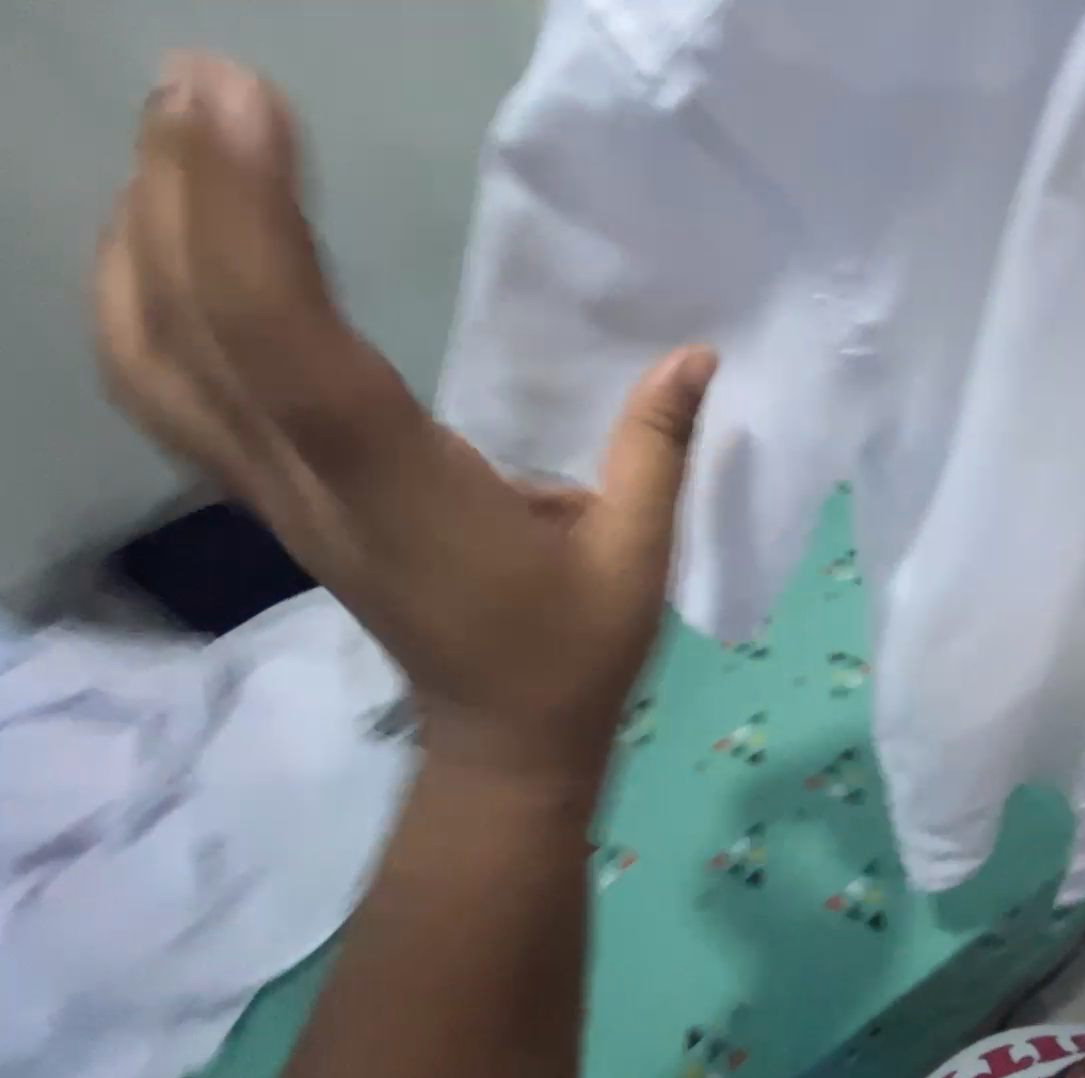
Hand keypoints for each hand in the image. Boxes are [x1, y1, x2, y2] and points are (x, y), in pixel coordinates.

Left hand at [95, 54, 715, 786]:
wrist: (503, 738)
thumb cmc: (574, 653)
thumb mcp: (638, 556)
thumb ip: (658, 450)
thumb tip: (693, 358)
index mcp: (405, 492)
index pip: (295, 351)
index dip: (250, 223)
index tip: (246, 107)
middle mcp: (314, 486)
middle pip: (194, 334)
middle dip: (177, 193)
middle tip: (204, 85)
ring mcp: (279, 498)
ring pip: (154, 363)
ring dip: (144, 243)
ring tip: (180, 146)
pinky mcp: (279, 502)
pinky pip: (175, 395)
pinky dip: (149, 309)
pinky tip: (176, 256)